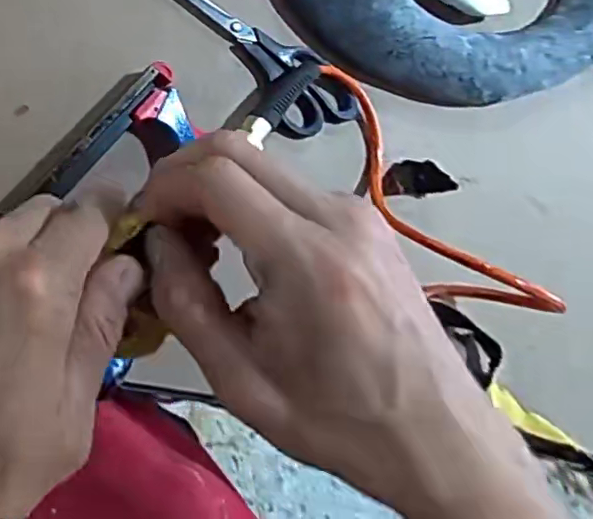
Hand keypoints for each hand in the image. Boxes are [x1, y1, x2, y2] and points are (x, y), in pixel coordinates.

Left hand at [0, 192, 143, 518]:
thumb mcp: (66, 415)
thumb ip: (99, 326)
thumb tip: (125, 267)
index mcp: (39, 281)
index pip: (89, 213)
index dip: (111, 214)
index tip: (122, 228)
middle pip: (46, 209)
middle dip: (68, 234)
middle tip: (72, 283)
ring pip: (4, 224)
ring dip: (23, 248)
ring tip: (15, 309)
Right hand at [136, 132, 561, 518]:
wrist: (448, 445)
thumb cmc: (340, 424)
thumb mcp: (240, 382)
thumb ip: (183, 302)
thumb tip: (157, 239)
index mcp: (310, 261)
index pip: (215, 176)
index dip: (164, 186)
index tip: (145, 221)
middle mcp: (337, 217)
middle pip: (232, 147)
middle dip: (179, 172)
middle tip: (160, 218)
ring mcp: (354, 209)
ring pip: (253, 157)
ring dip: (207, 181)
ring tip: (194, 235)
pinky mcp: (359, 213)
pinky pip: (279, 178)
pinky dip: (238, 191)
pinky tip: (235, 239)